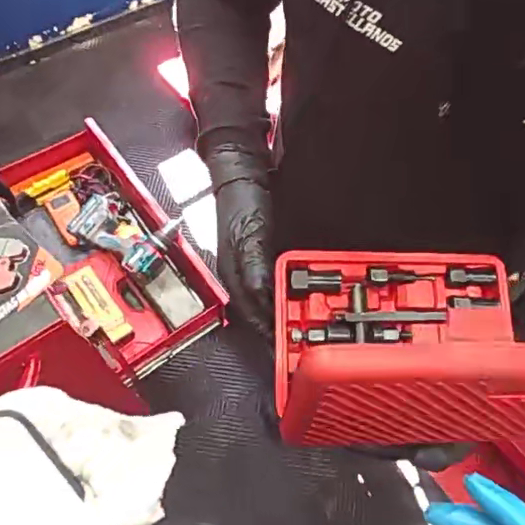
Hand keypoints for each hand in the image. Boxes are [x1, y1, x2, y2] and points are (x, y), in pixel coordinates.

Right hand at [203, 145, 276, 338]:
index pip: (251, 313)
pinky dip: (280, 297)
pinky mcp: (257, 257)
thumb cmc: (240, 201)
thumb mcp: (250, 235)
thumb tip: (262, 297)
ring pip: (263, 302)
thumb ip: (255, 268)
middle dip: (273, 330)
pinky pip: (269, 286)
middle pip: (256, 312)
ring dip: (277, 316)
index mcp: (232, 275)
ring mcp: (247, 267)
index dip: (267, 332)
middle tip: (292, 346)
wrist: (241, 174)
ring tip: (293, 331)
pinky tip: (289, 301)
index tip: (281, 349)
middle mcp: (238, 275)